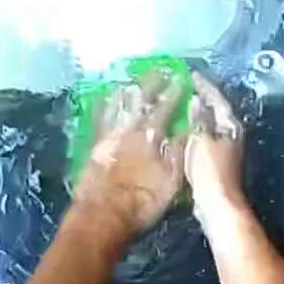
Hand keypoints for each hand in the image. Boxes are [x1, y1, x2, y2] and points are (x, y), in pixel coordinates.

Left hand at [72, 74, 186, 236]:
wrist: (104, 214)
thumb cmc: (144, 201)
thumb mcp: (172, 178)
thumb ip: (179, 149)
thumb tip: (190, 125)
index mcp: (152, 137)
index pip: (166, 108)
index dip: (174, 92)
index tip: (181, 77)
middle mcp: (130, 131)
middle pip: (141, 101)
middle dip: (151, 84)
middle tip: (158, 69)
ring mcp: (109, 137)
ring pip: (118, 107)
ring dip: (127, 92)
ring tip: (132, 79)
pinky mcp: (93, 148)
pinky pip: (99, 121)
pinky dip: (103, 107)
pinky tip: (104, 100)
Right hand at [185, 74, 248, 229]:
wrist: (216, 200)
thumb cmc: (209, 168)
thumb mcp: (201, 139)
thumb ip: (199, 118)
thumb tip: (196, 100)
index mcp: (230, 125)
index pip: (217, 98)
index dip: (204, 86)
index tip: (191, 74)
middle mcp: (231, 133)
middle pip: (216, 109)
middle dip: (202, 97)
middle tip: (186, 86)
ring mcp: (225, 146)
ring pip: (210, 122)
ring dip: (198, 113)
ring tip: (182, 103)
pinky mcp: (217, 158)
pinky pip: (205, 135)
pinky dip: (195, 128)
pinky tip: (184, 128)